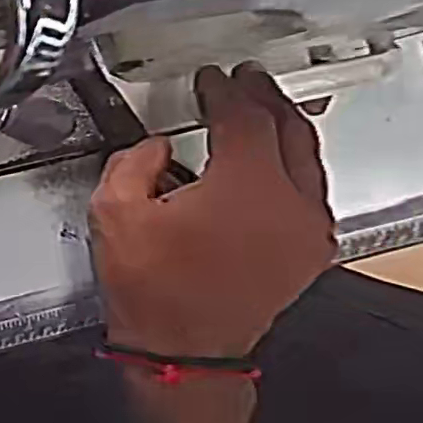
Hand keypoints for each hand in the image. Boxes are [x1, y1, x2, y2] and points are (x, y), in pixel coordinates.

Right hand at [88, 64, 335, 359]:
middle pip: (291, 131)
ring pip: (310, 160)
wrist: (183, 344)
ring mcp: (309, 227)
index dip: (226, 93)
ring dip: (285, 130)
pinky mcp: (310, 249)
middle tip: (246, 81)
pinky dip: (291, 165)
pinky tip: (270, 165)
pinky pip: (310, 191)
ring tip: (262, 113)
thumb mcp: (112, 213)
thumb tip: (157, 146)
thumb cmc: (147, 281)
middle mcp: (292, 200)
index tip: (212, 79)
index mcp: (245, 186)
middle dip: (267, 100)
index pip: (245, 120)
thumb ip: (131, 165)